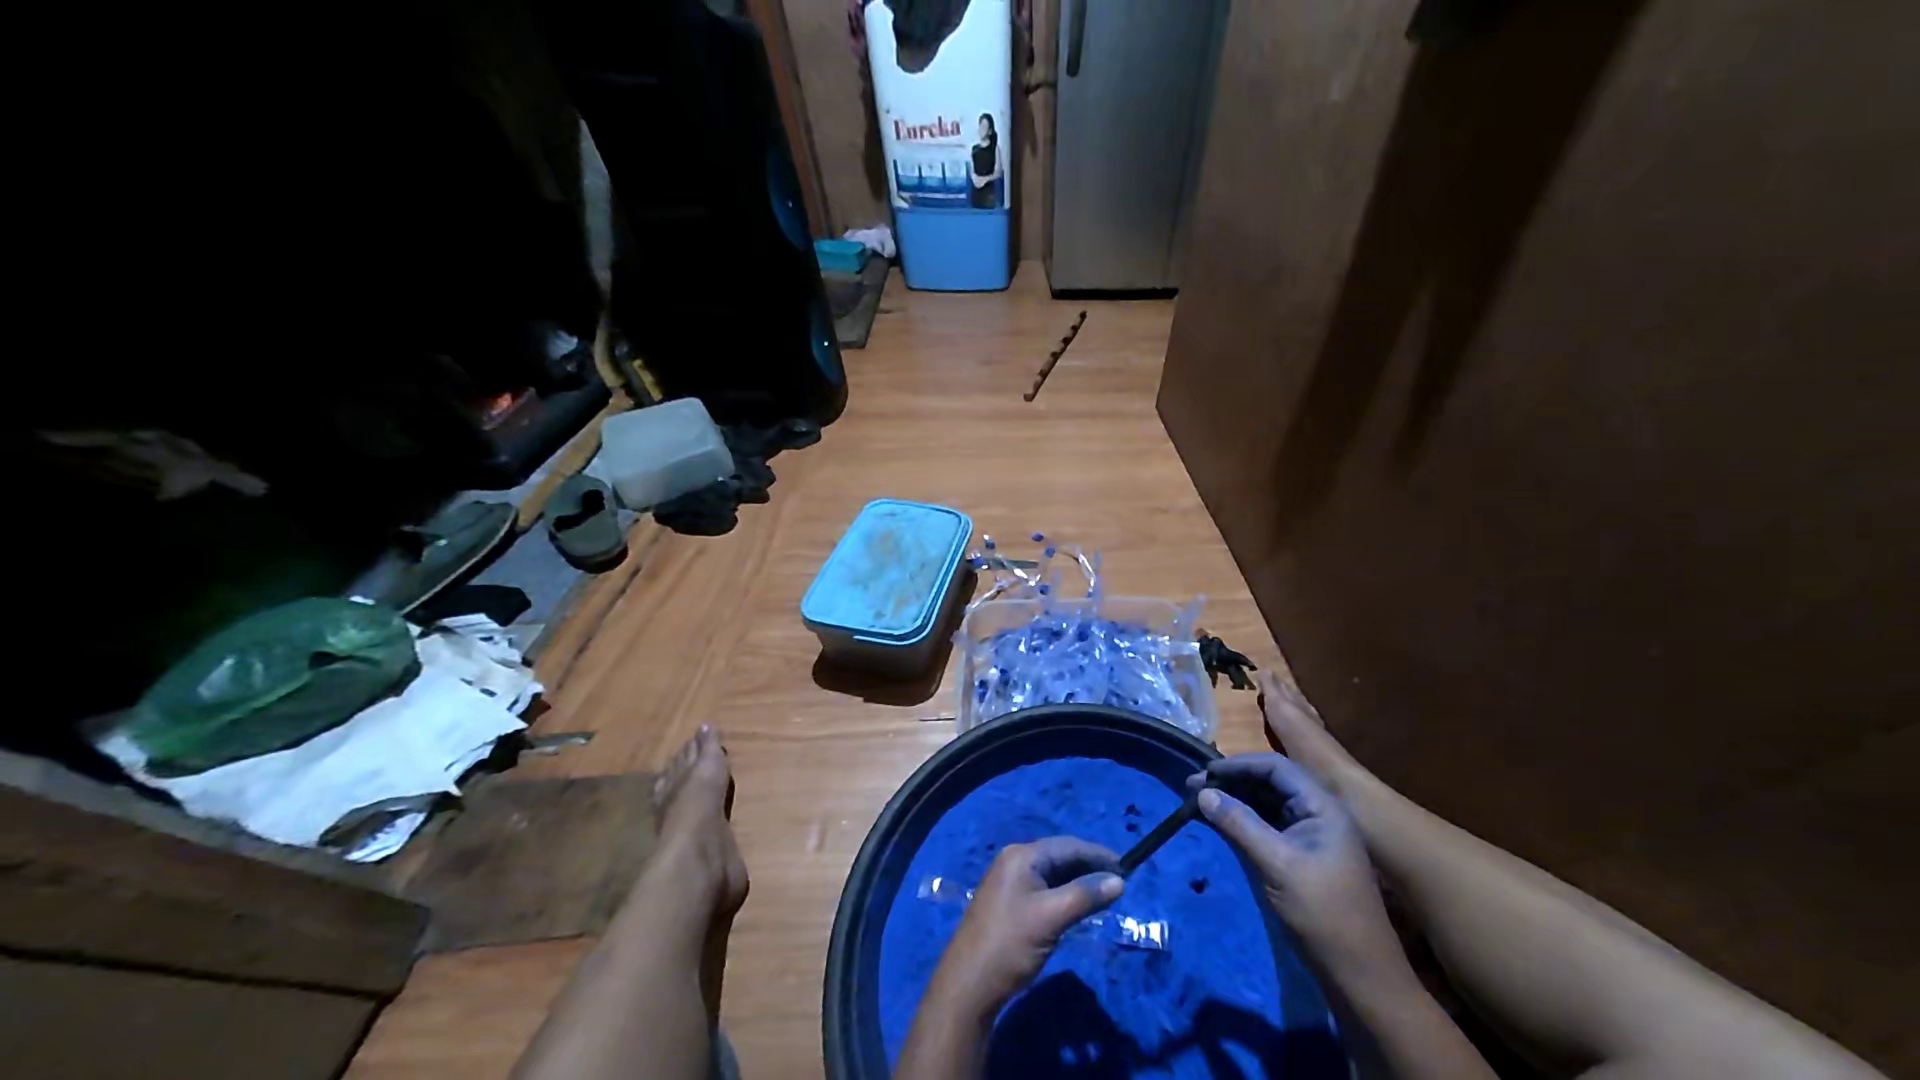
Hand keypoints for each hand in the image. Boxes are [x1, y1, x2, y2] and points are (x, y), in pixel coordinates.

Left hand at [926, 837, 1122, 1013]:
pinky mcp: (1010, 901)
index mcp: (1021, 856)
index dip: (1098, 855)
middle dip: (1090, 867)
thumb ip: (1086, 896)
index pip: (1068, 846)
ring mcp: (1010, 881)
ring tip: (1105, 894)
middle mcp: (1014, 861)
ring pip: (1053, 873)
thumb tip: (1119, 881)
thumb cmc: (1011, 944)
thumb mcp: (1052, 917)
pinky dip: (1064, 893)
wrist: (969, 982)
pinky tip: (1079, 906)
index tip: (1127, 868)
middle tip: (1120, 883)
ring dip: (1078, 881)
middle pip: (1060, 856)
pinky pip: (1044, 888)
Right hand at [1189, 755, 1402, 977]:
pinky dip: (1242, 820)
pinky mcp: (1300, 856)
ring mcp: (1310, 835)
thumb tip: (1202, 793)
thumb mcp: (1277, 864)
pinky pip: (1267, 825)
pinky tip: (1219, 823)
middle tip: (1193, 787)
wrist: (1360, 974)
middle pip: (1270, 782)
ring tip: (1200, 802)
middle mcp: (1318, 813)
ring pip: (1266, 803)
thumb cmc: (1324, 913)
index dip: (1239, 765)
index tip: (1205, 773)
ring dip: (1234, 799)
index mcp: (1323, 807)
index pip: (1277, 767)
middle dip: (1232, 781)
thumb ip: (1240, 823)